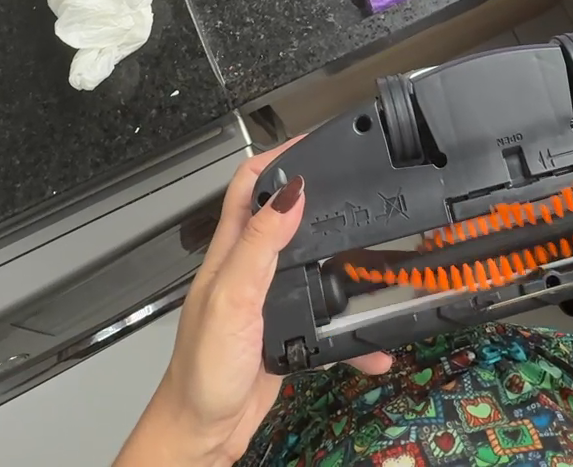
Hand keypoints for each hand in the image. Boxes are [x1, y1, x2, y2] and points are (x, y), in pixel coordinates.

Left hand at [115, 141, 391, 466]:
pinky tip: (370, 342)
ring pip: (310, 258)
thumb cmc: (202, 368)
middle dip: (316, 192)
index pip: (250, 182)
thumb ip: (260, 245)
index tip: (313, 140)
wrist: (204, 432)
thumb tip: (290, 194)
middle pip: (283, 212)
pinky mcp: (285, 328)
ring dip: (339, 253)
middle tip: (350, 182)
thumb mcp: (232, 298)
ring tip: (368, 242)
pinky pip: (324, 315)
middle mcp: (249, 265)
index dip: (278, 155)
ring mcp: (268, 296)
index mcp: (231, 248)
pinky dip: (349, 326)